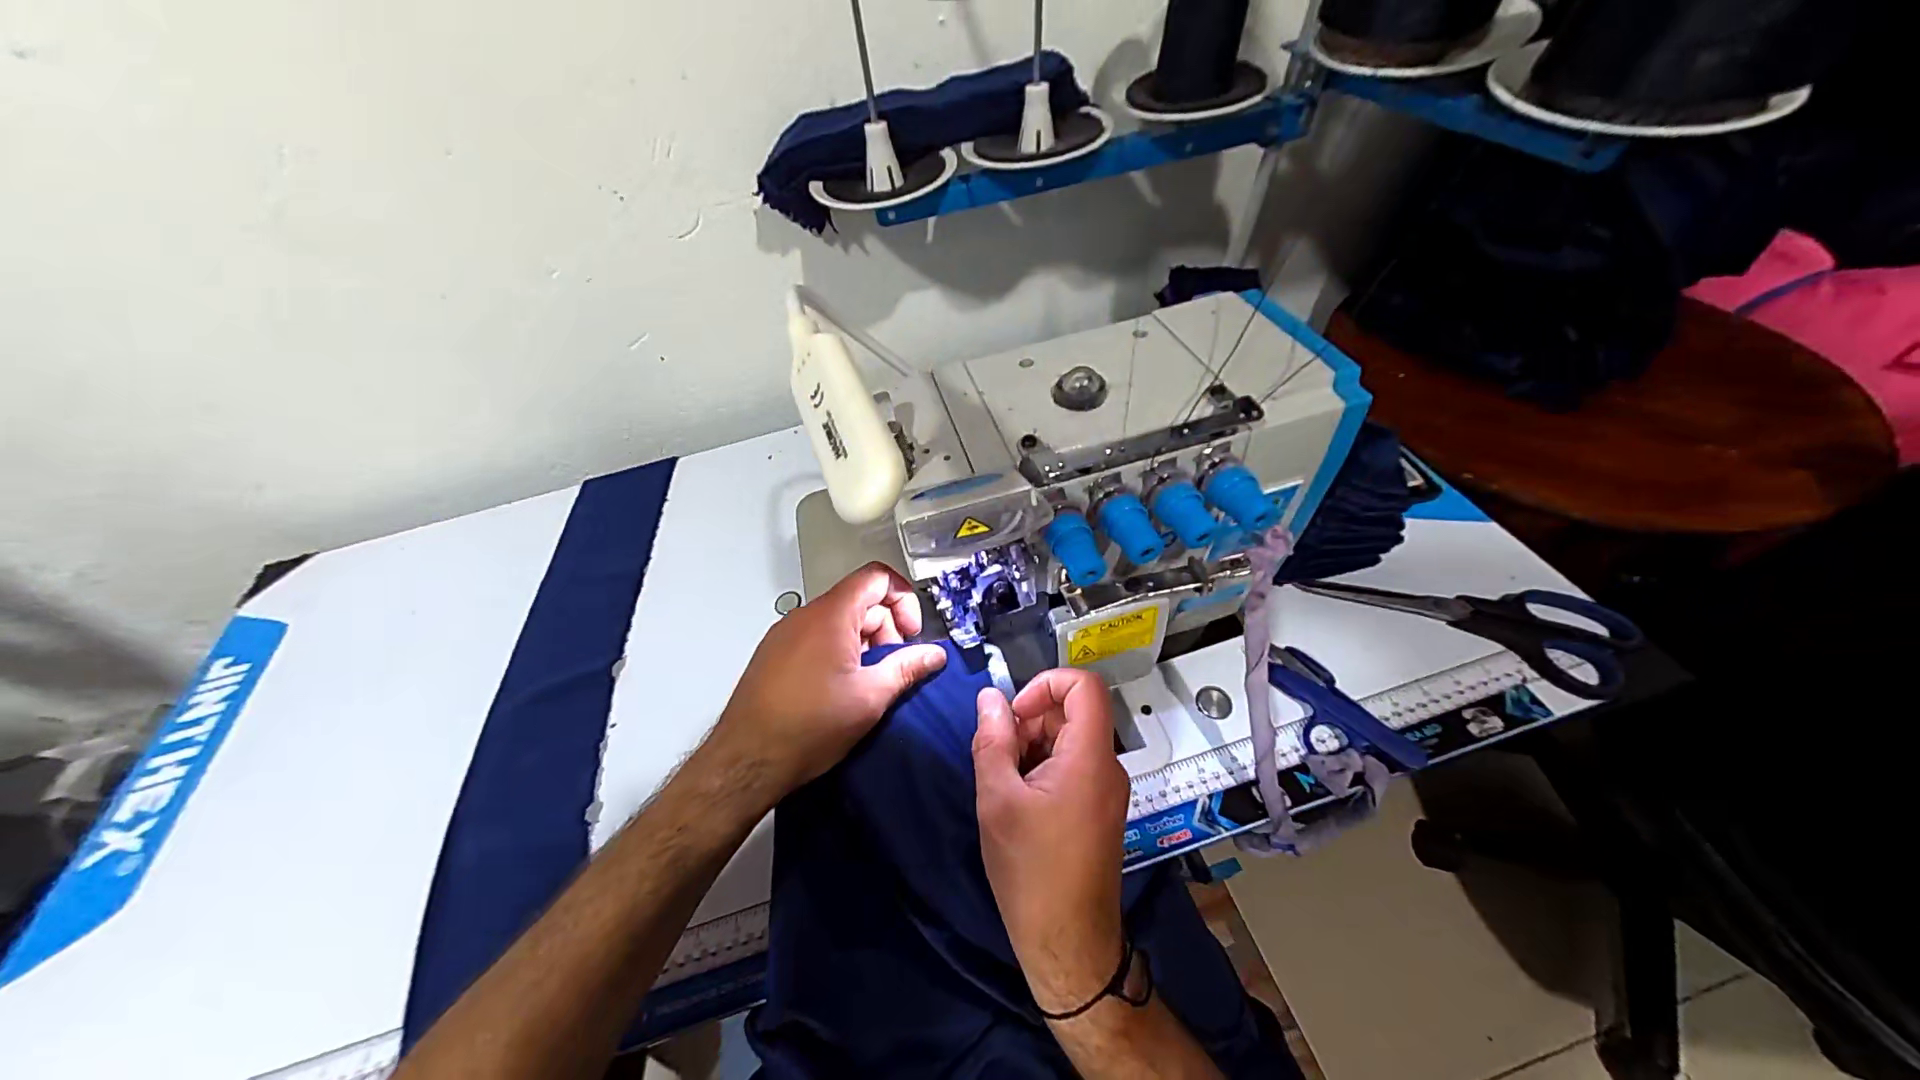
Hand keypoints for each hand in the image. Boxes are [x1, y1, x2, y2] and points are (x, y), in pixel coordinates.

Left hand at [707, 562, 947, 803]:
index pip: (877, 577)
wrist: (746, 761)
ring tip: (867, 685)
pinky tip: (841, 689)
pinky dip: (838, 652)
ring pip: (838, 621)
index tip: (912, 635)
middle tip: (892, 669)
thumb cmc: (809, 727)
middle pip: (860, 600)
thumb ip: (907, 668)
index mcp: (831, 616)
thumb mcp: (870, 697)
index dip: (904, 599)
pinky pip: (816, 637)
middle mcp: (805, 616)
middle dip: (886, 629)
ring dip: (863, 644)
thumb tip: (935, 654)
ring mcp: (785, 634)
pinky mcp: (774, 654)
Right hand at [972, 668, 1129, 1013]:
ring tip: (1004, 782)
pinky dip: (1044, 767)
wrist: (1068, 943)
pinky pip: (1074, 767)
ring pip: (1071, 740)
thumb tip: (990, 698)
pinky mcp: (1099, 809)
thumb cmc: (1031, 870)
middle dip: (1031, 719)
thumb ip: (992, 740)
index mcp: (1090, 757)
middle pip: (1074, 712)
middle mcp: (1107, 767)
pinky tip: (1019, 800)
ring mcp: (1107, 790)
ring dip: (1033, 745)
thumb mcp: (998, 799)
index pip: (1085, 685)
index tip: (1013, 713)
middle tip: (998, 754)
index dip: (1046, 683)